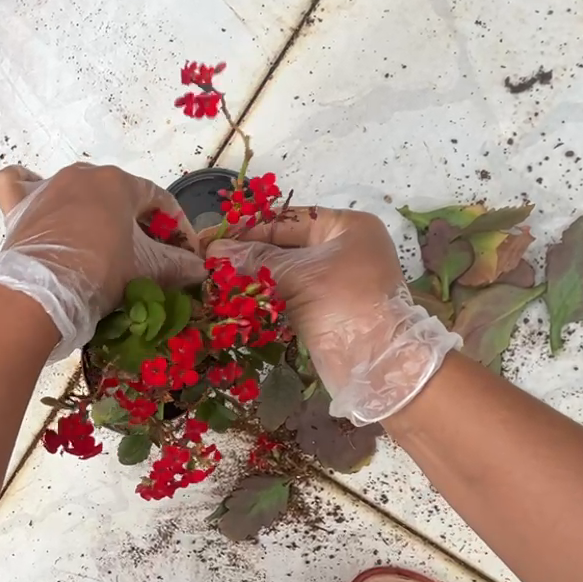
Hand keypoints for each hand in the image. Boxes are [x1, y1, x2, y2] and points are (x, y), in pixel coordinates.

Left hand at [0, 163, 202, 360]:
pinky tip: (35, 203)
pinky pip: (17, 184)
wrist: (45, 292)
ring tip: (98, 244)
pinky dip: (26, 188)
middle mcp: (83, 176)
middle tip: (144, 257)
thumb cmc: (101, 273)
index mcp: (119, 183)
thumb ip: (176, 265)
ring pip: (72, 189)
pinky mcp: (18, 206)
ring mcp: (48, 187)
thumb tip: (200, 269)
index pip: (159, 201)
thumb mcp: (146, 270)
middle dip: (134, 224)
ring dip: (89, 211)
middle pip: (117, 197)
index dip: (177, 229)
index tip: (184, 254)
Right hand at [208, 207, 456, 424]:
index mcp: (346, 227)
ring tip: (214, 280)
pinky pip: (287, 293)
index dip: (247, 229)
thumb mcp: (297, 275)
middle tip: (208, 260)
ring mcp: (334, 279)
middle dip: (246, 254)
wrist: (374, 361)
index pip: (286, 220)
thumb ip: (255, 260)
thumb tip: (215, 249)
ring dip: (250, 276)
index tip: (210, 238)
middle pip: (283, 245)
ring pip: (282, 271)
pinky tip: (234, 298)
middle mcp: (342, 248)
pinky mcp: (324, 307)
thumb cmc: (345, 304)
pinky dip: (263, 295)